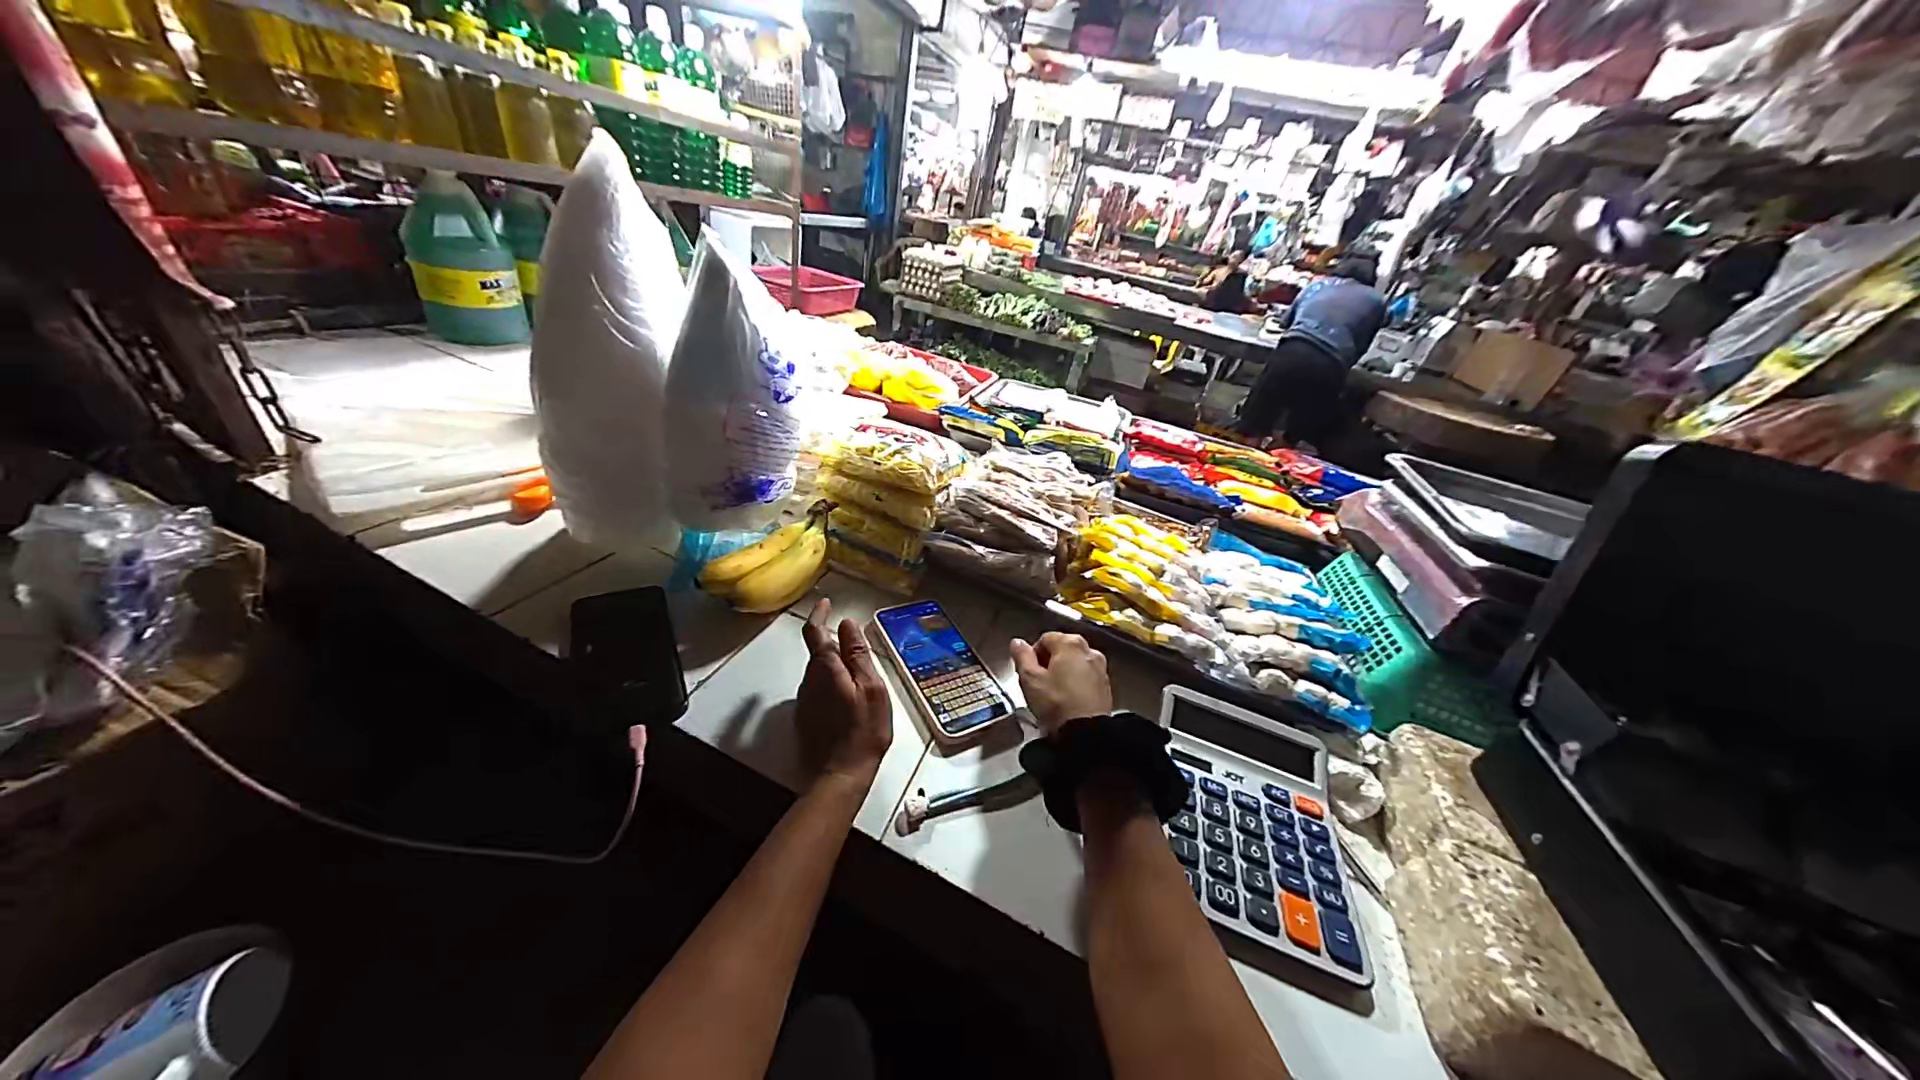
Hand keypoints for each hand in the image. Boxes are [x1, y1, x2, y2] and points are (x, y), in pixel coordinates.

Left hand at [795, 599, 892, 785]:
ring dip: (834, 666)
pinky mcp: (807, 715)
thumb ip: (858, 654)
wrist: (842, 773)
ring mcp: (806, 699)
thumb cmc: (864, 729)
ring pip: (819, 671)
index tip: (826, 602)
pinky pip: (819, 689)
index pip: (815, 631)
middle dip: (834, 644)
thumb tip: (848, 625)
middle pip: (819, 652)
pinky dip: (832, 685)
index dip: (819, 614)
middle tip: (857, 647)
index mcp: (826, 668)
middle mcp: (810, 679)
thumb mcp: (871, 687)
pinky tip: (849, 699)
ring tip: (859, 678)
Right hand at [1009, 632, 1111, 736]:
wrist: (1085, 732)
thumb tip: (1017, 644)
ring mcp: (1099, 669)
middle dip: (1048, 662)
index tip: (1027, 668)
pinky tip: (1066, 700)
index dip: (1032, 653)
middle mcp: (1088, 652)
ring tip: (1051, 693)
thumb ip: (1022, 656)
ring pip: (1075, 664)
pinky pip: (1085, 678)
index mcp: (1070, 644)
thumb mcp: (1030, 679)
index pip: (1045, 638)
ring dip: (1063, 673)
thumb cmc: (1059, 705)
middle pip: (1062, 649)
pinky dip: (1076, 684)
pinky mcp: (1105, 686)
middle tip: (1037, 681)